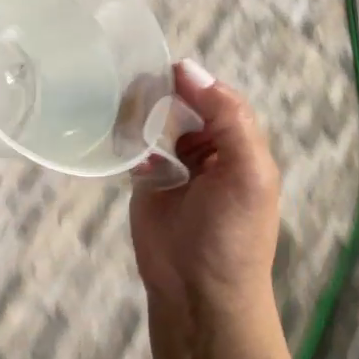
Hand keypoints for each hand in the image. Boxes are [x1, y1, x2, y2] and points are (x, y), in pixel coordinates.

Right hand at [130, 61, 289, 358]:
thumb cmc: (232, 233)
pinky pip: (132, 142)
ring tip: (113, 96)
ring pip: (154, 119)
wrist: (198, 292)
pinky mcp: (143, 176)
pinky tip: (110, 124)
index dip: (191, 80)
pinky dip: (121, 132)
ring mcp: (173, 162)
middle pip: (181, 102)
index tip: (159, 67)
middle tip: (129, 78)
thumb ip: (229, 119)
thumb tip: (187, 67)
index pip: (214, 95)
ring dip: (137, 108)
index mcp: (239, 144)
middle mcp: (207, 147)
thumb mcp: (248, 174)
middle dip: (159, 90)